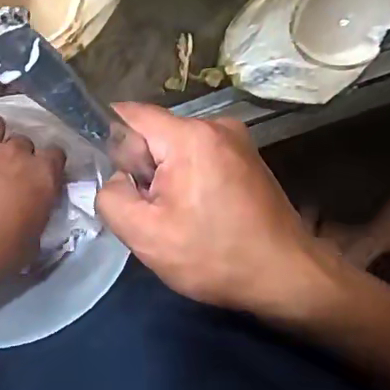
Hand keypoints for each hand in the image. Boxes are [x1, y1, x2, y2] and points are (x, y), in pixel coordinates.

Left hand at [0, 115, 64, 301]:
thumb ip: (35, 221)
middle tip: (13, 172)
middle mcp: (15, 154)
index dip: (51, 166)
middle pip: (24, 141)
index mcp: (42, 176)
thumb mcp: (31, 245)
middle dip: (21, 154)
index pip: (56, 156)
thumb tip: (30, 217)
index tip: (45, 178)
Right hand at [96, 103, 332, 317]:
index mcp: (190, 136)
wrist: (285, 275)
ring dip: (167, 179)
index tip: (104, 175)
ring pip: (178, 150)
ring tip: (177, 219)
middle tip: (148, 211)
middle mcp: (217, 126)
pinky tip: (199, 216)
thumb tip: (115, 179)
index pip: (129, 115)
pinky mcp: (248, 160)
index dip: (107, 141)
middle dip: (141, 168)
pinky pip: (202, 160)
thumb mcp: (146, 235)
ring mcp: (238, 141)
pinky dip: (191, 182)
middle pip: (155, 134)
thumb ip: (112, 197)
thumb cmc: (214, 256)